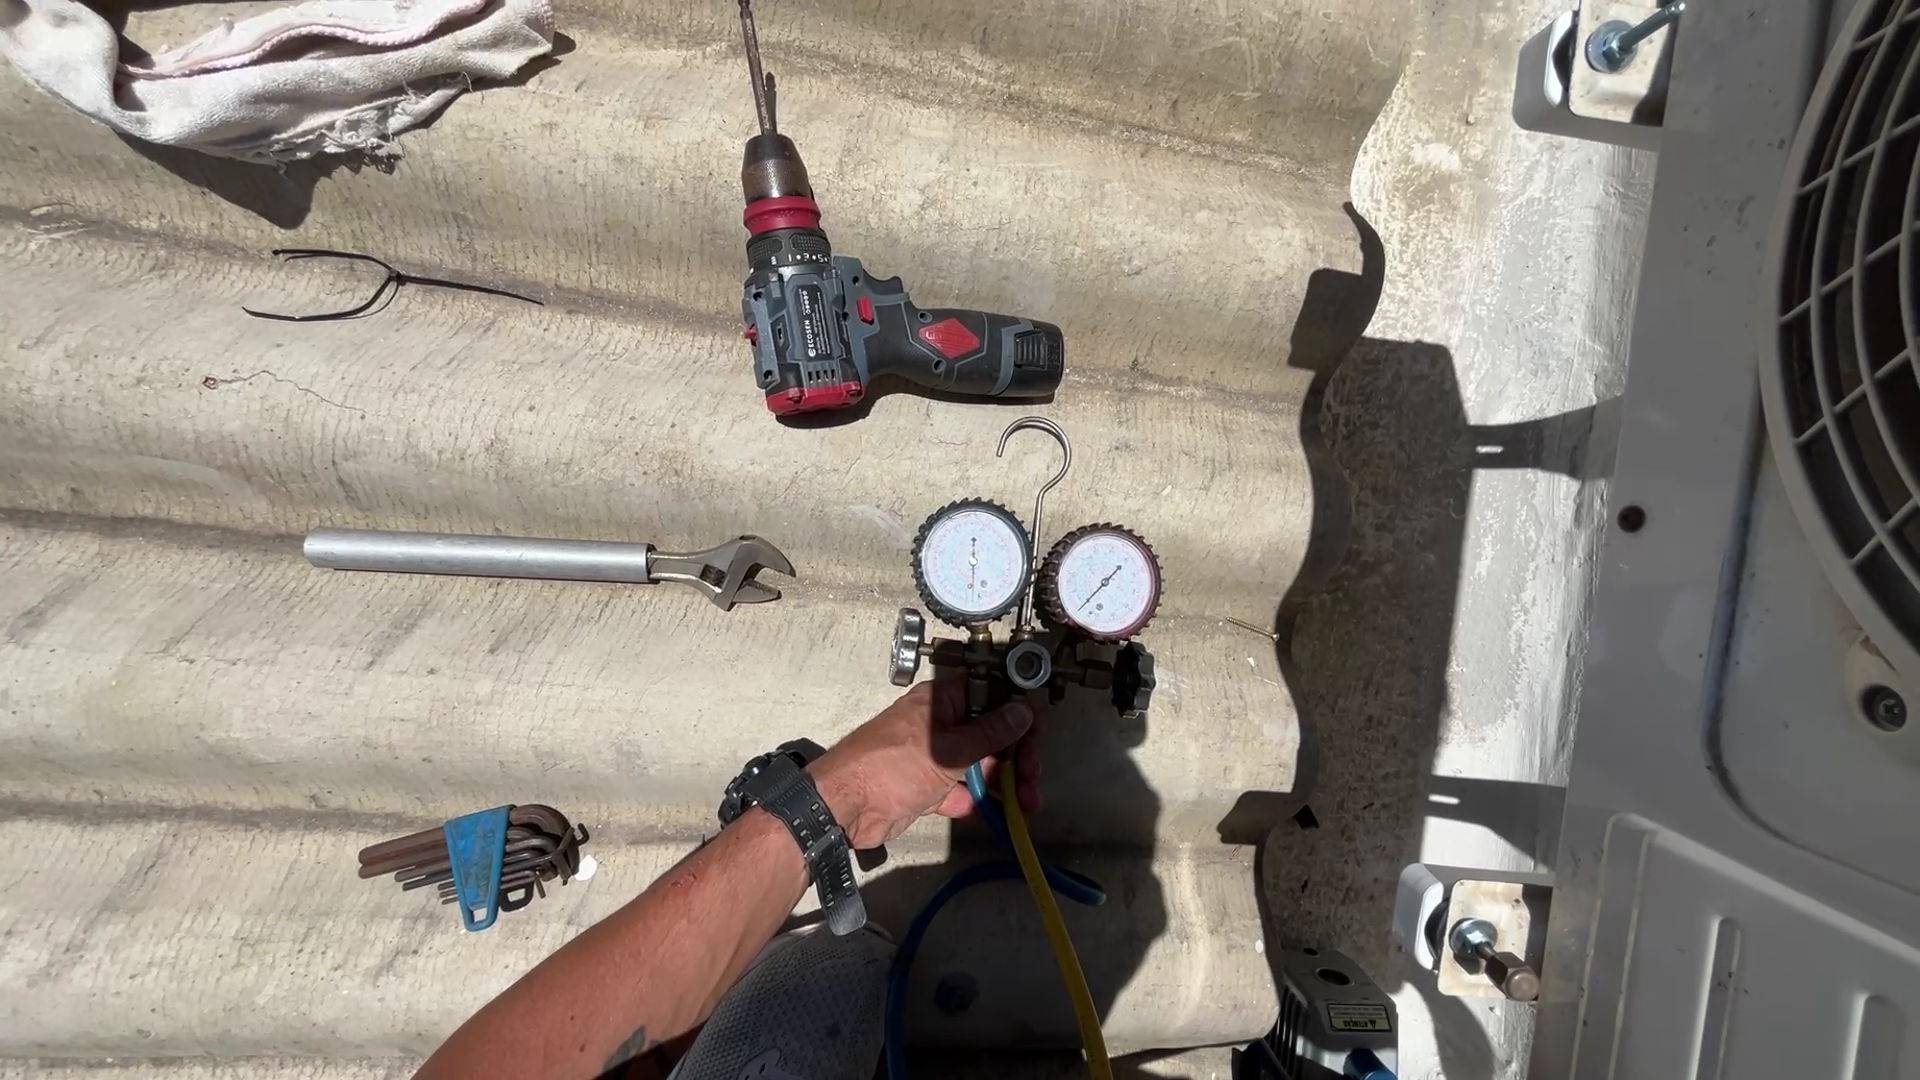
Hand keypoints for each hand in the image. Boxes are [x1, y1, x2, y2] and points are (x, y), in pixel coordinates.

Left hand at [810, 676, 1041, 849]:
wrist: (845, 808)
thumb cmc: (895, 765)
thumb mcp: (949, 749)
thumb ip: (990, 733)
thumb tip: (1024, 711)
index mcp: (942, 702)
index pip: (989, 694)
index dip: (1015, 710)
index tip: (1037, 731)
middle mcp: (941, 724)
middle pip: (990, 733)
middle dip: (1016, 755)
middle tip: (1032, 777)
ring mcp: (935, 757)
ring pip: (979, 764)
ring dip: (1005, 782)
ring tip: (1027, 805)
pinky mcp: (928, 788)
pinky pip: (961, 790)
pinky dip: (978, 801)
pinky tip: (998, 816)